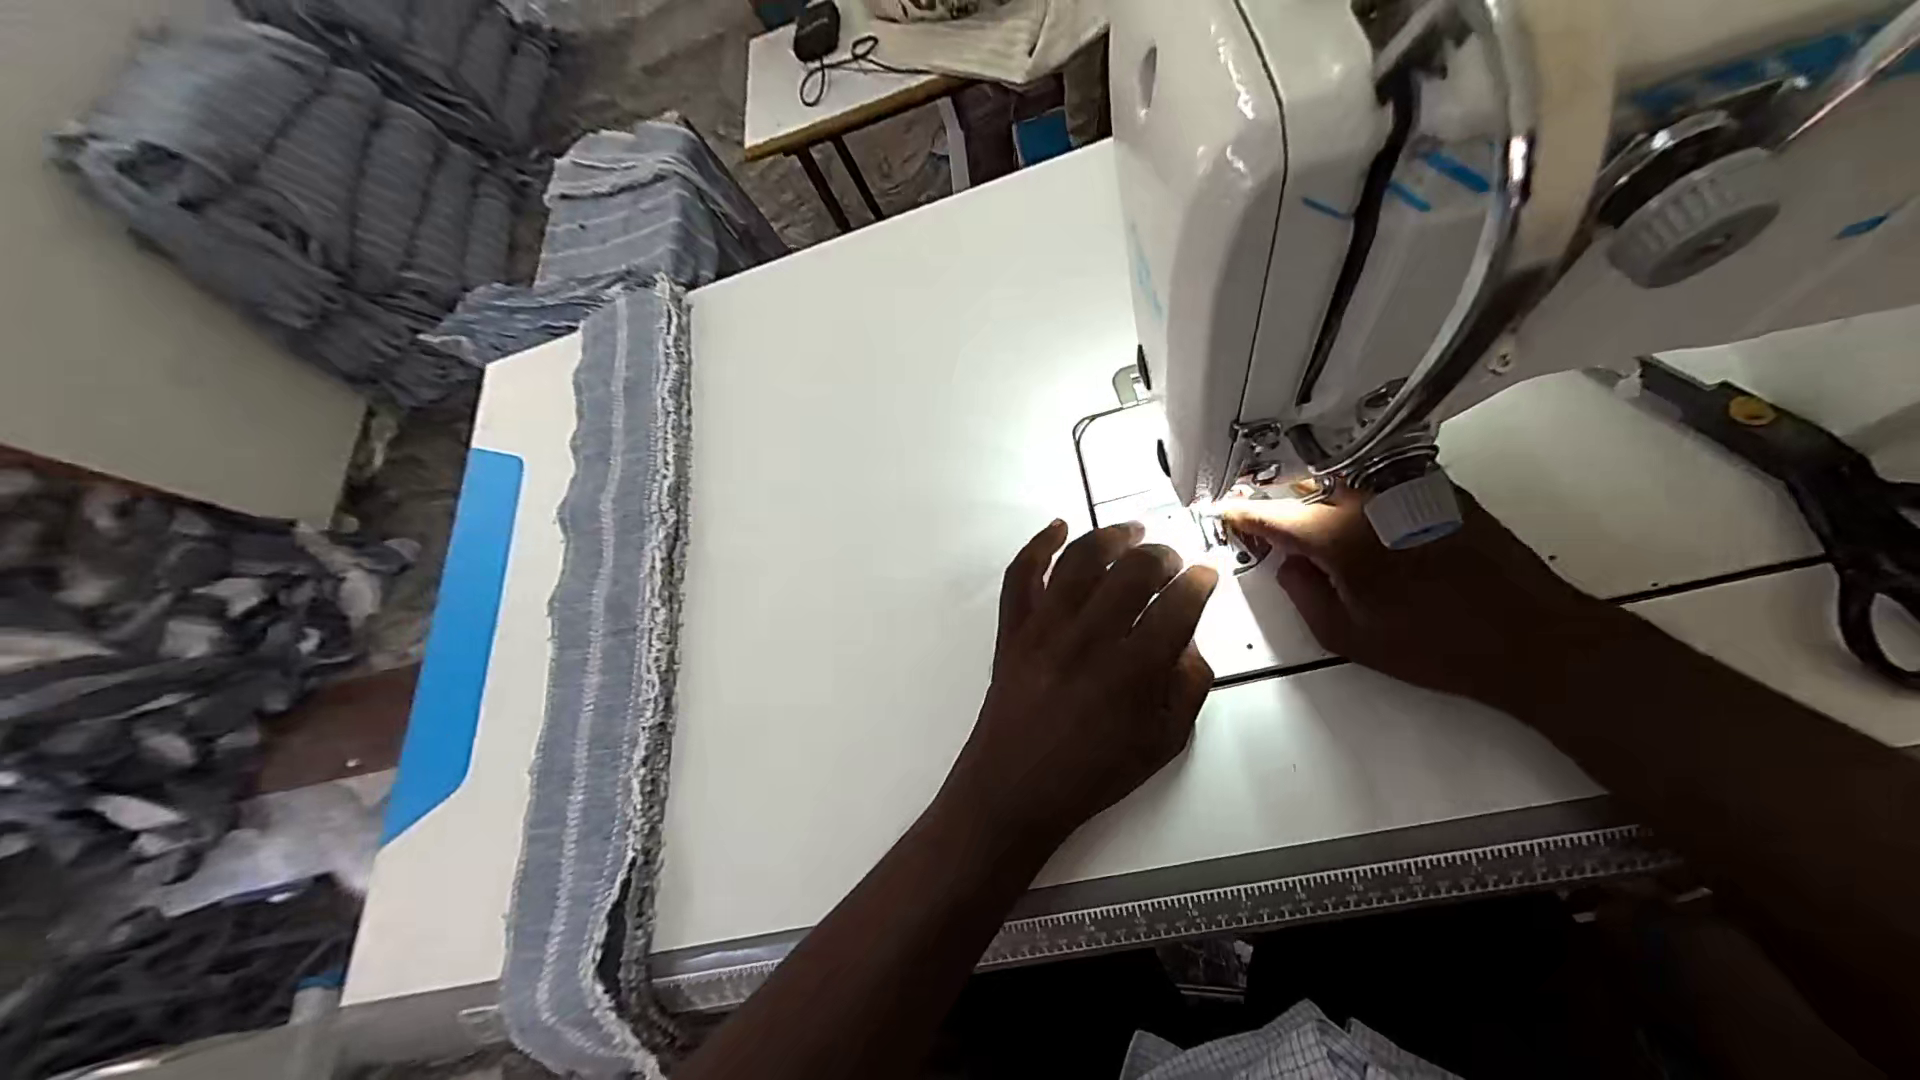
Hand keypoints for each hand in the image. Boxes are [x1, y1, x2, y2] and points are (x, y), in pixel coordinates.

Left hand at [942, 521, 1219, 846]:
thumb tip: (1190, 640)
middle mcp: (1089, 638)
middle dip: (1161, 556)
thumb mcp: (1163, 743)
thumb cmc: (1092, 772)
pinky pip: (1022, 573)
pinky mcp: (1012, 628)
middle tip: (1170, 560)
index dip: (1199, 582)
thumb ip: (1189, 687)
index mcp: (1133, 670)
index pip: (1178, 605)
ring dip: (1110, 536)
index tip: (1205, 576)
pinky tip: (1057, 528)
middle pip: (1133, 571)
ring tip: (1131, 531)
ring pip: (1080, 559)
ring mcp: (1045, 627)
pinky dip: (1038, 544)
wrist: (1015, 787)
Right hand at [1222, 487, 1613, 711]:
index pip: (1269, 515)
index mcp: (1337, 535)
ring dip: (1321, 506)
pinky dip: (1361, 504)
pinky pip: (1382, 488)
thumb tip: (1290, 567)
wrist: (1533, 638)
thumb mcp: (1346, 634)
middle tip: (1274, 537)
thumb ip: (1301, 592)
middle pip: (1303, 490)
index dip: (1240, 516)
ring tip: (1326, 544)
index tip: (1226, 516)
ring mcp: (1409, 490)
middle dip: (1281, 510)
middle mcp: (1370, 501)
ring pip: (1343, 485)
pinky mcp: (1441, 492)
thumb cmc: (1442, 643)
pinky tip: (1371, 538)